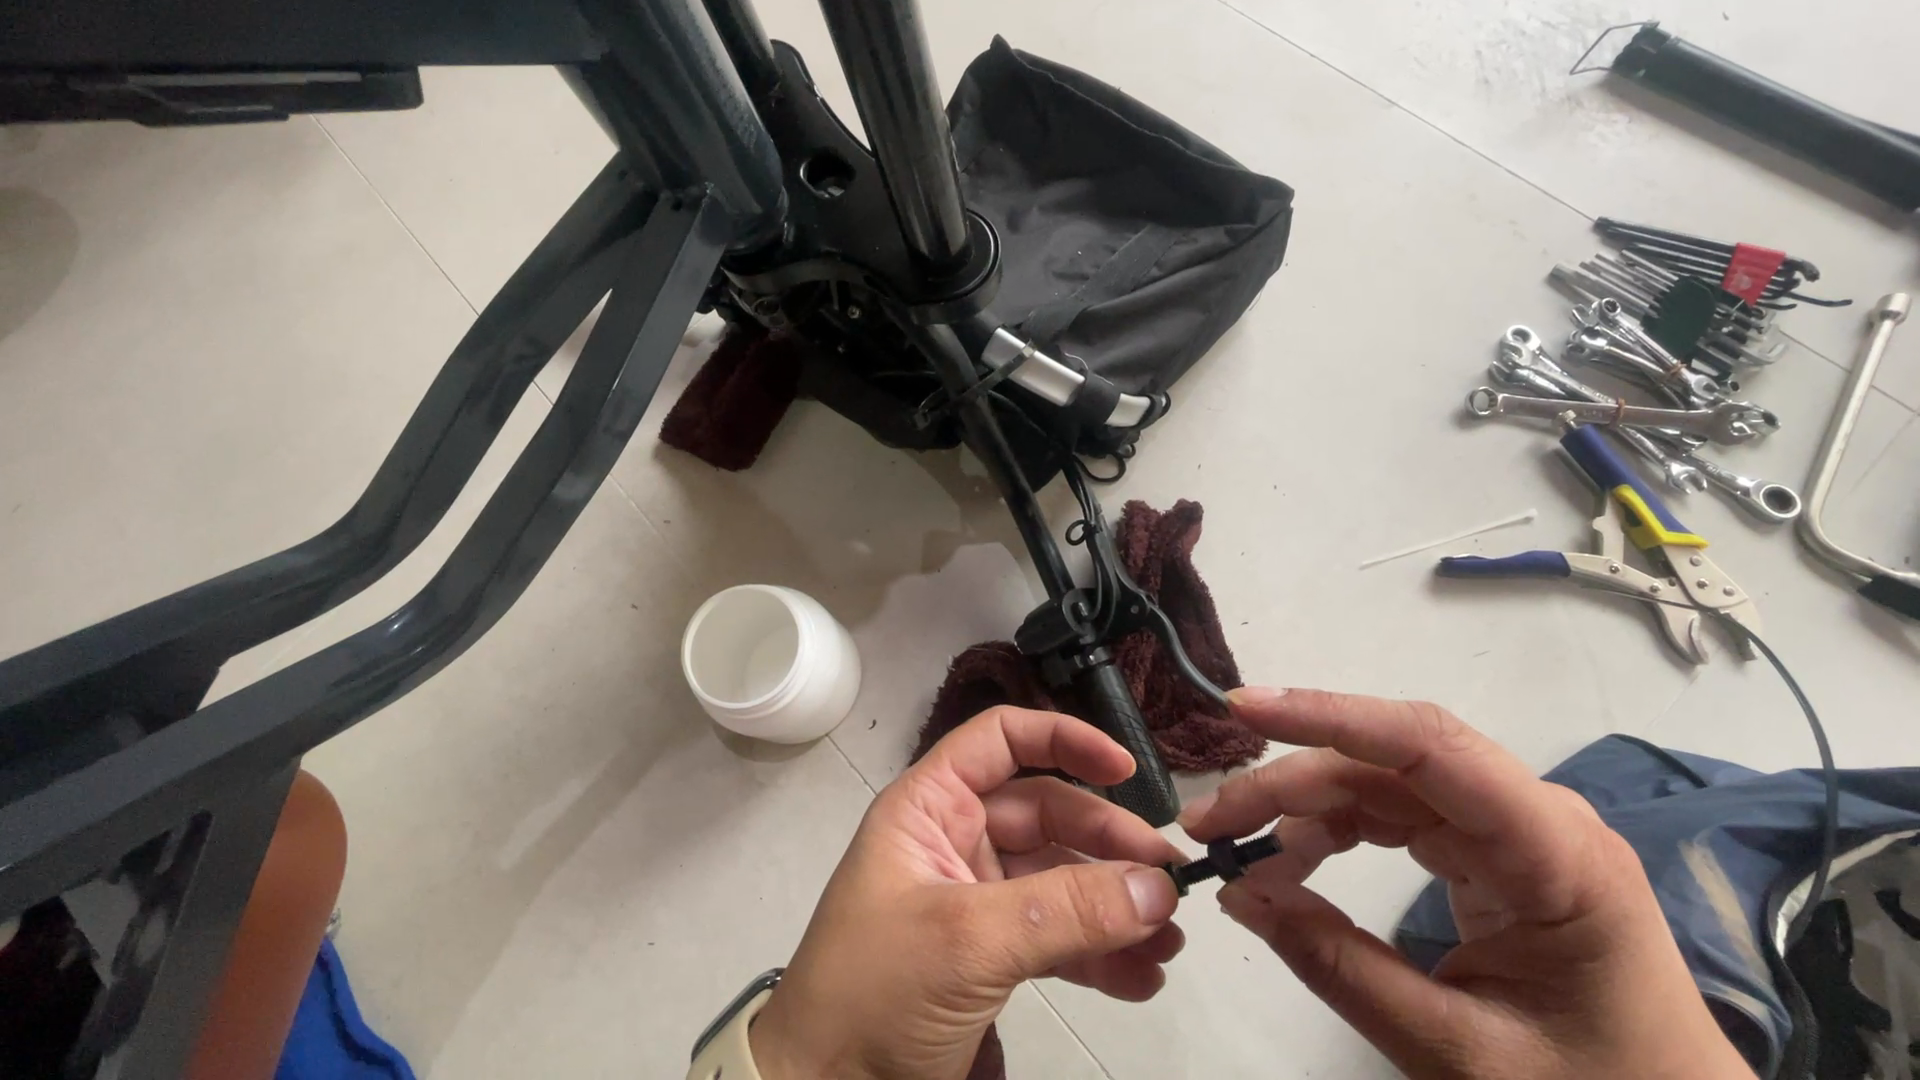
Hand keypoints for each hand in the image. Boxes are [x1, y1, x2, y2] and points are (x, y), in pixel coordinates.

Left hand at [750, 706, 1185, 1079]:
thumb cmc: (876, 990)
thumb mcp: (969, 941)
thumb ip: (1066, 910)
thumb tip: (1159, 888)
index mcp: (930, 807)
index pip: (1001, 740)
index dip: (1063, 740)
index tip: (1126, 768)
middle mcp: (955, 840)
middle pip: (1046, 814)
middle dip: (1107, 845)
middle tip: (1168, 884)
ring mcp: (974, 898)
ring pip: (1058, 879)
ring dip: (1114, 906)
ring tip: (1168, 942)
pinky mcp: (988, 953)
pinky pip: (1054, 936)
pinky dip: (1098, 954)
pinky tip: (1141, 980)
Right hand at [1181, 688, 1754, 1079]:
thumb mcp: (1460, 1055)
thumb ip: (1342, 969)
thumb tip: (1238, 896)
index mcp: (1553, 853)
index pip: (1429, 747)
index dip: (1330, 716)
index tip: (1242, 712)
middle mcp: (1529, 817)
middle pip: (1385, 763)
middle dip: (1288, 782)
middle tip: (1209, 826)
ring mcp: (1506, 830)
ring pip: (1377, 783)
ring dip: (1300, 808)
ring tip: (1237, 854)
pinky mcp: (1484, 852)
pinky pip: (1390, 817)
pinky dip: (1329, 833)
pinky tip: (1287, 864)